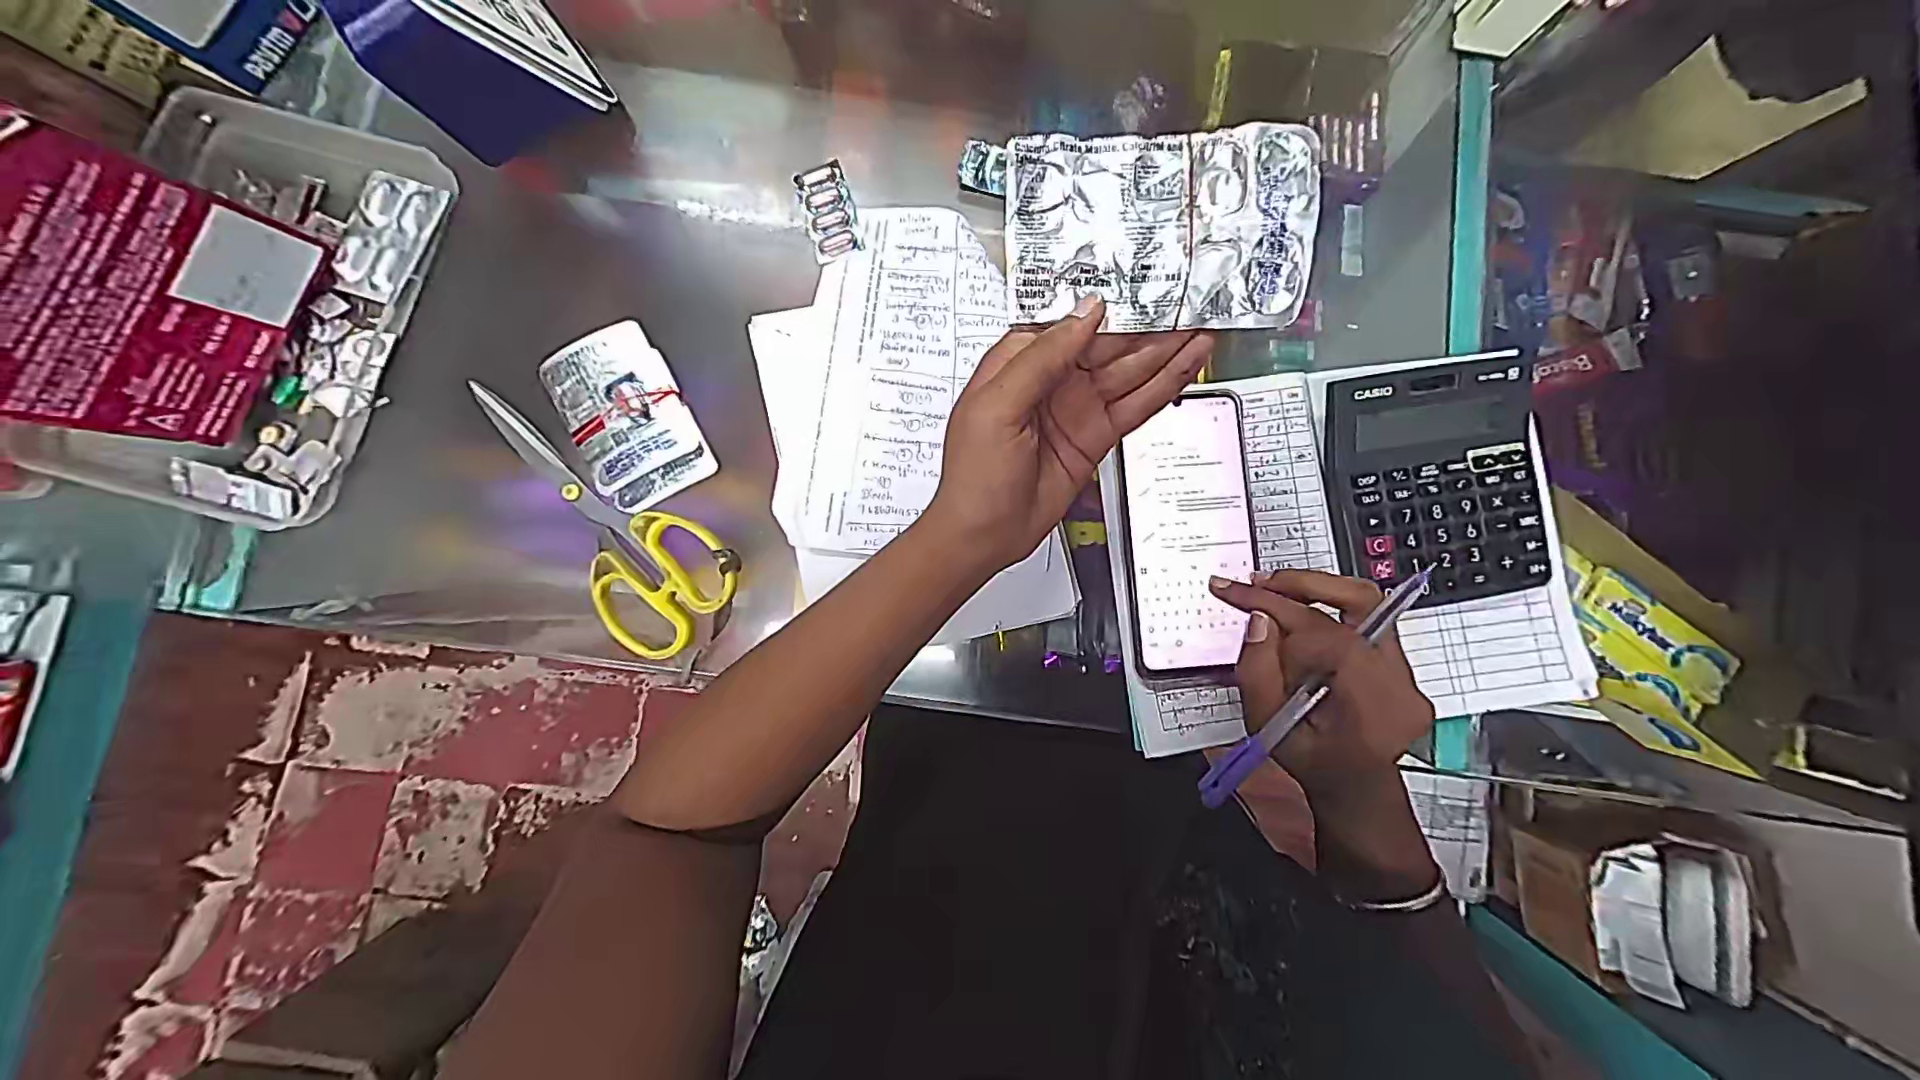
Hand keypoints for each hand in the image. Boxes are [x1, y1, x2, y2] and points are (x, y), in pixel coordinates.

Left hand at [925, 296, 1213, 572]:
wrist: (983, 534)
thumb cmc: (973, 476)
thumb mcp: (996, 407)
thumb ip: (1040, 359)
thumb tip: (1081, 317)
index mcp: (1018, 364)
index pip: (1070, 325)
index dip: (1108, 309)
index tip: (1142, 290)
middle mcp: (1050, 383)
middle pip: (1107, 345)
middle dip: (1147, 326)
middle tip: (1187, 304)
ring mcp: (1075, 409)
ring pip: (1128, 372)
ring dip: (1165, 351)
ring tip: (1200, 327)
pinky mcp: (1095, 436)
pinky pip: (1135, 405)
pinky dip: (1163, 385)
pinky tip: (1186, 365)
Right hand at [1209, 570, 1438, 897]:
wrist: (1355, 784)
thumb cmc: (1313, 765)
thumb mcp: (1268, 728)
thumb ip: (1258, 673)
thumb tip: (1260, 620)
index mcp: (1374, 710)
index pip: (1333, 639)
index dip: (1283, 614)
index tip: (1243, 599)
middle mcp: (1402, 685)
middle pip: (1361, 604)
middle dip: (1302, 585)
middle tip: (1258, 583)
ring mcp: (1406, 669)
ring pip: (1367, 601)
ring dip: (1315, 587)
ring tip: (1272, 587)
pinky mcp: (1396, 657)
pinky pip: (1362, 614)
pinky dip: (1325, 603)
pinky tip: (1295, 605)